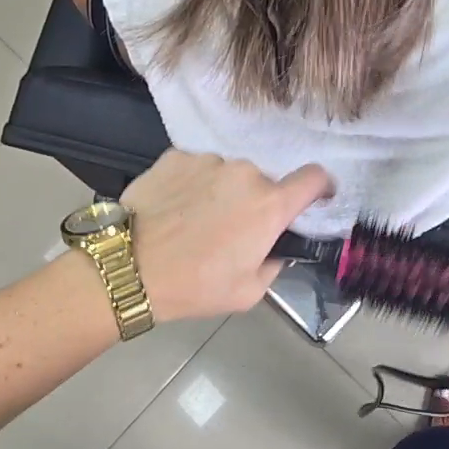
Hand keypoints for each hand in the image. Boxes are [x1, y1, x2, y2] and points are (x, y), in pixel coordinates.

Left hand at [122, 150, 331, 321]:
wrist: (128, 266)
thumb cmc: (194, 285)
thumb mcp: (248, 292)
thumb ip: (273, 262)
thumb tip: (274, 246)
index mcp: (269, 205)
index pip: (313, 178)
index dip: (320, 187)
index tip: (315, 198)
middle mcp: (244, 173)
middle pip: (263, 183)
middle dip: (256, 204)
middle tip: (232, 232)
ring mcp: (208, 160)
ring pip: (228, 175)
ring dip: (222, 193)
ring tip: (195, 222)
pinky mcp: (176, 156)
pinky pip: (196, 168)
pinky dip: (192, 184)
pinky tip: (174, 208)